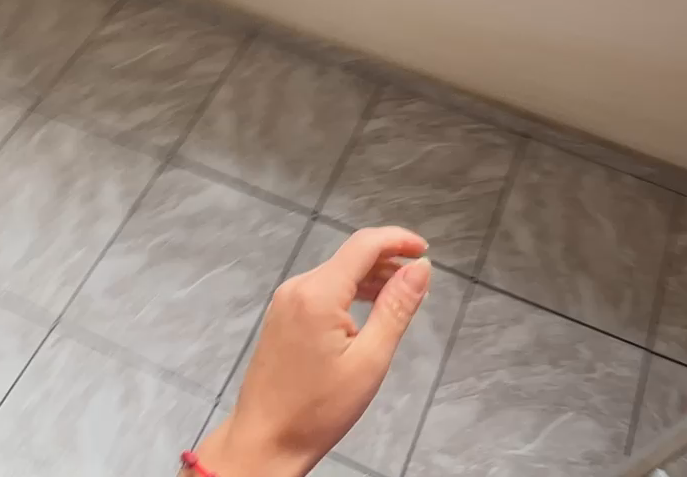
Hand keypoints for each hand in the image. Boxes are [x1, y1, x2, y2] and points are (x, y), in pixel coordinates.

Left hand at [194, 227, 431, 476]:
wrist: (262, 447)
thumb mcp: (369, 361)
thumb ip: (397, 307)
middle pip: (352, 256)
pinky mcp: (283, 314)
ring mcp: (287, 300)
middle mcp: (299, 287)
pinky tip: (368, 312)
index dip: (399, 239)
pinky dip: (351, 291)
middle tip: (418, 282)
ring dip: (371, 277)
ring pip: (339, 272)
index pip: (365, 244)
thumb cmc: (315, 412)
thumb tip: (420, 269)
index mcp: (318, 293)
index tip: (424, 250)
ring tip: (399, 298)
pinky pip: (324, 288)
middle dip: (388, 261)